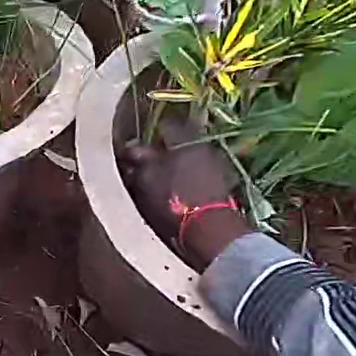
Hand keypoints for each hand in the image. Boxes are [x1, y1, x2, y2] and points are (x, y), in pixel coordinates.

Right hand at [125, 119, 251, 268]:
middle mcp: (205, 147)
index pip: (164, 126)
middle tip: (144, 167)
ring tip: (158, 184)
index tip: (136, 148)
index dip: (148, 135)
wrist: (209, 230)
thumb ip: (139, 158)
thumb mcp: (147, 178)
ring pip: (189, 160)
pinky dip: (186, 182)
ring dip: (175, 169)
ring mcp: (217, 166)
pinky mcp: (223, 187)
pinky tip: (176, 195)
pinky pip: (198, 177)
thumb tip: (131, 146)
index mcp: (186, 139)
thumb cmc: (173, 199)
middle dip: (162, 153)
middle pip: (178, 143)